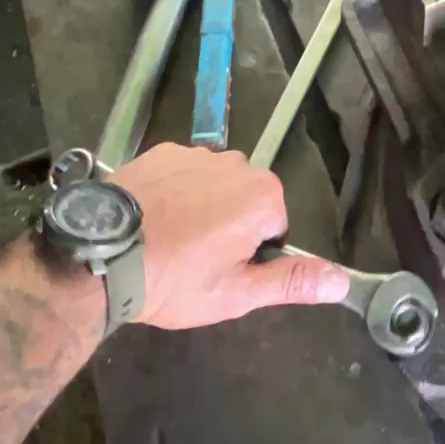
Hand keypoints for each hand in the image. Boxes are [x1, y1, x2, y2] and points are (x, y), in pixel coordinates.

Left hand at [111, 143, 349, 328]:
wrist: (103, 254)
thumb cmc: (176, 279)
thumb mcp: (238, 293)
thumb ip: (292, 281)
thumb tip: (341, 280)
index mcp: (263, 195)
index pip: (273, 226)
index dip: (248, 252)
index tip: (218, 269)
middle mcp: (237, 162)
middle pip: (245, 199)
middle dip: (229, 225)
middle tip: (194, 259)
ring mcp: (197, 152)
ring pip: (214, 184)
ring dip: (202, 206)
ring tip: (169, 240)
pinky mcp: (162, 150)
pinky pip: (182, 171)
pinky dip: (173, 191)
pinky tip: (151, 218)